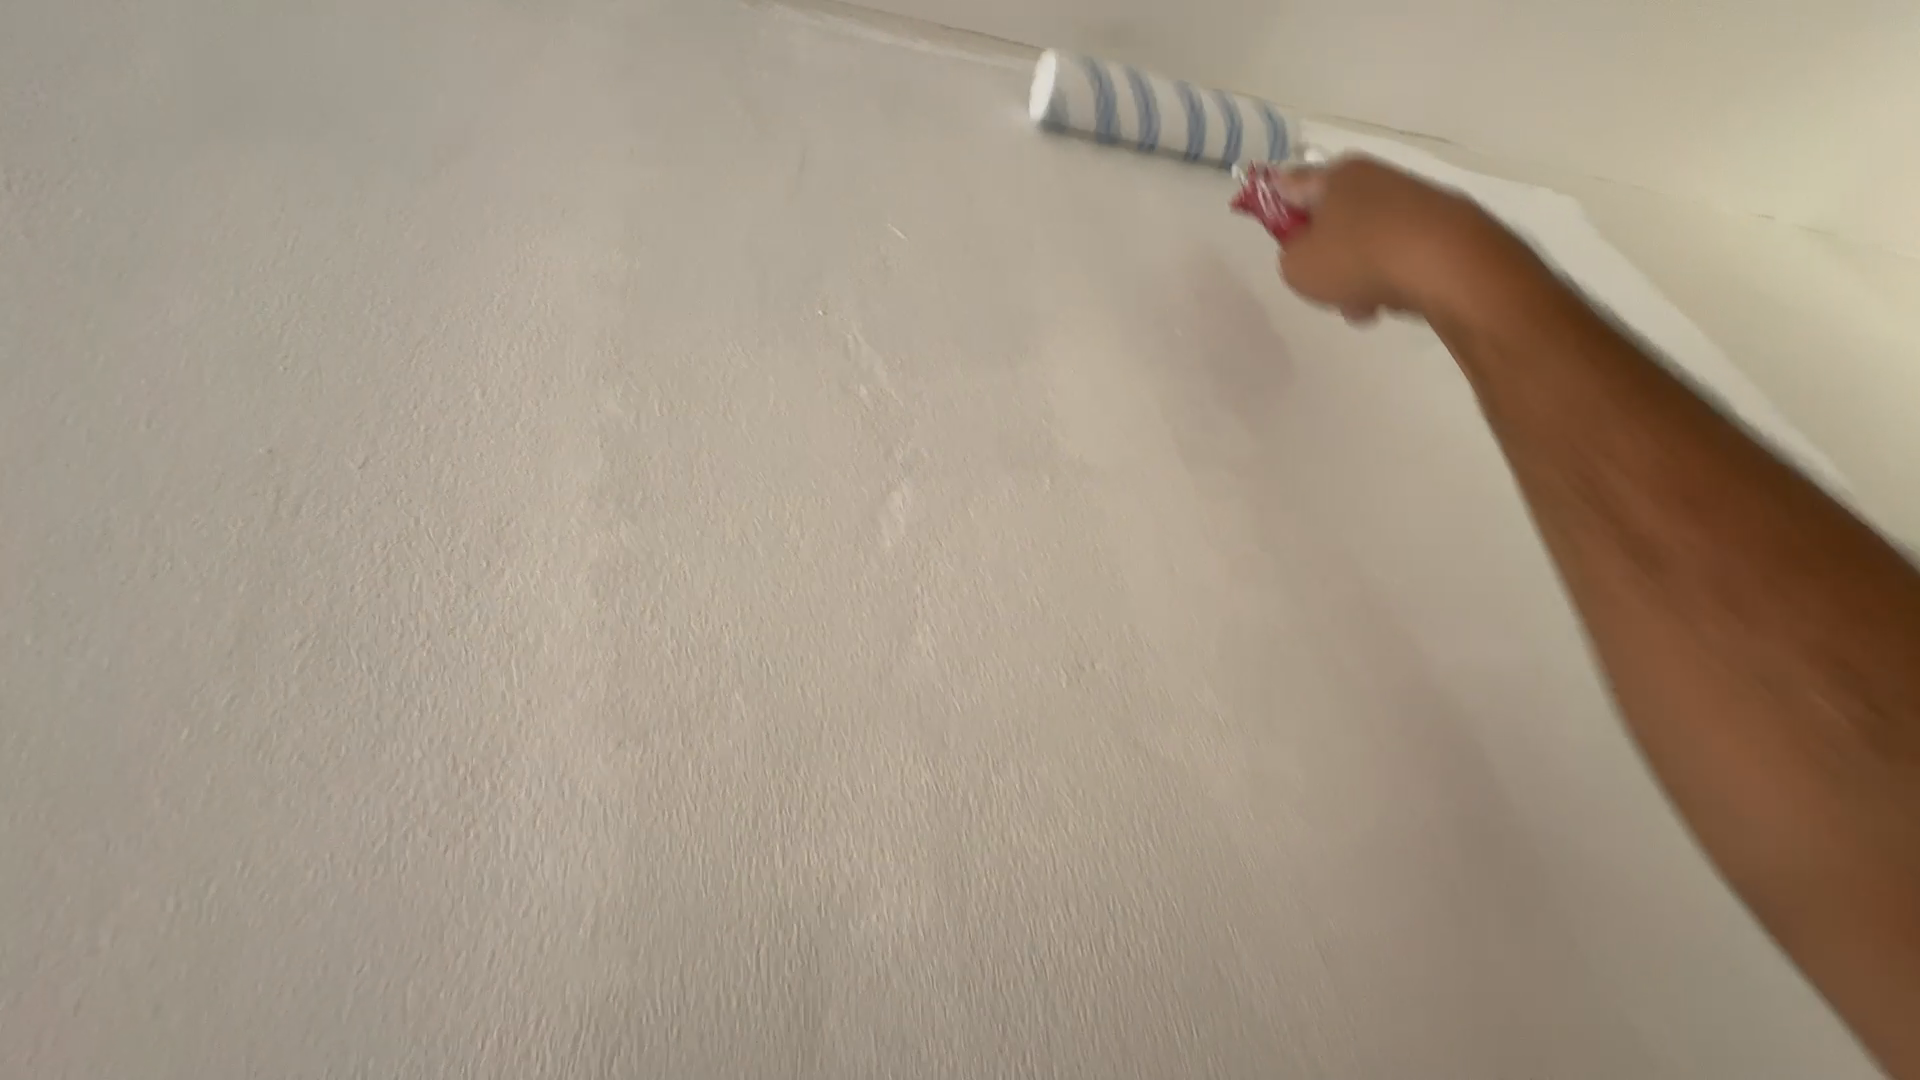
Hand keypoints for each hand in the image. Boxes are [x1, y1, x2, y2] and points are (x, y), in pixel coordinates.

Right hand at [1268, 155, 1515, 325]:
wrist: (1447, 264)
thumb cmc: (1356, 258)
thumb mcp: (1296, 267)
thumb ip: (1290, 256)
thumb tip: (1310, 251)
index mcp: (1334, 177)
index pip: (1287, 185)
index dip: (1271, 205)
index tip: (1271, 230)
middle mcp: (1373, 179)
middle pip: (1329, 219)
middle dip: (1322, 256)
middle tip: (1319, 285)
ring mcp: (1410, 199)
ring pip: (1362, 243)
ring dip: (1354, 276)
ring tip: (1360, 305)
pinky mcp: (1439, 224)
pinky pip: (1395, 255)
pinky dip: (1387, 278)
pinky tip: (1389, 301)